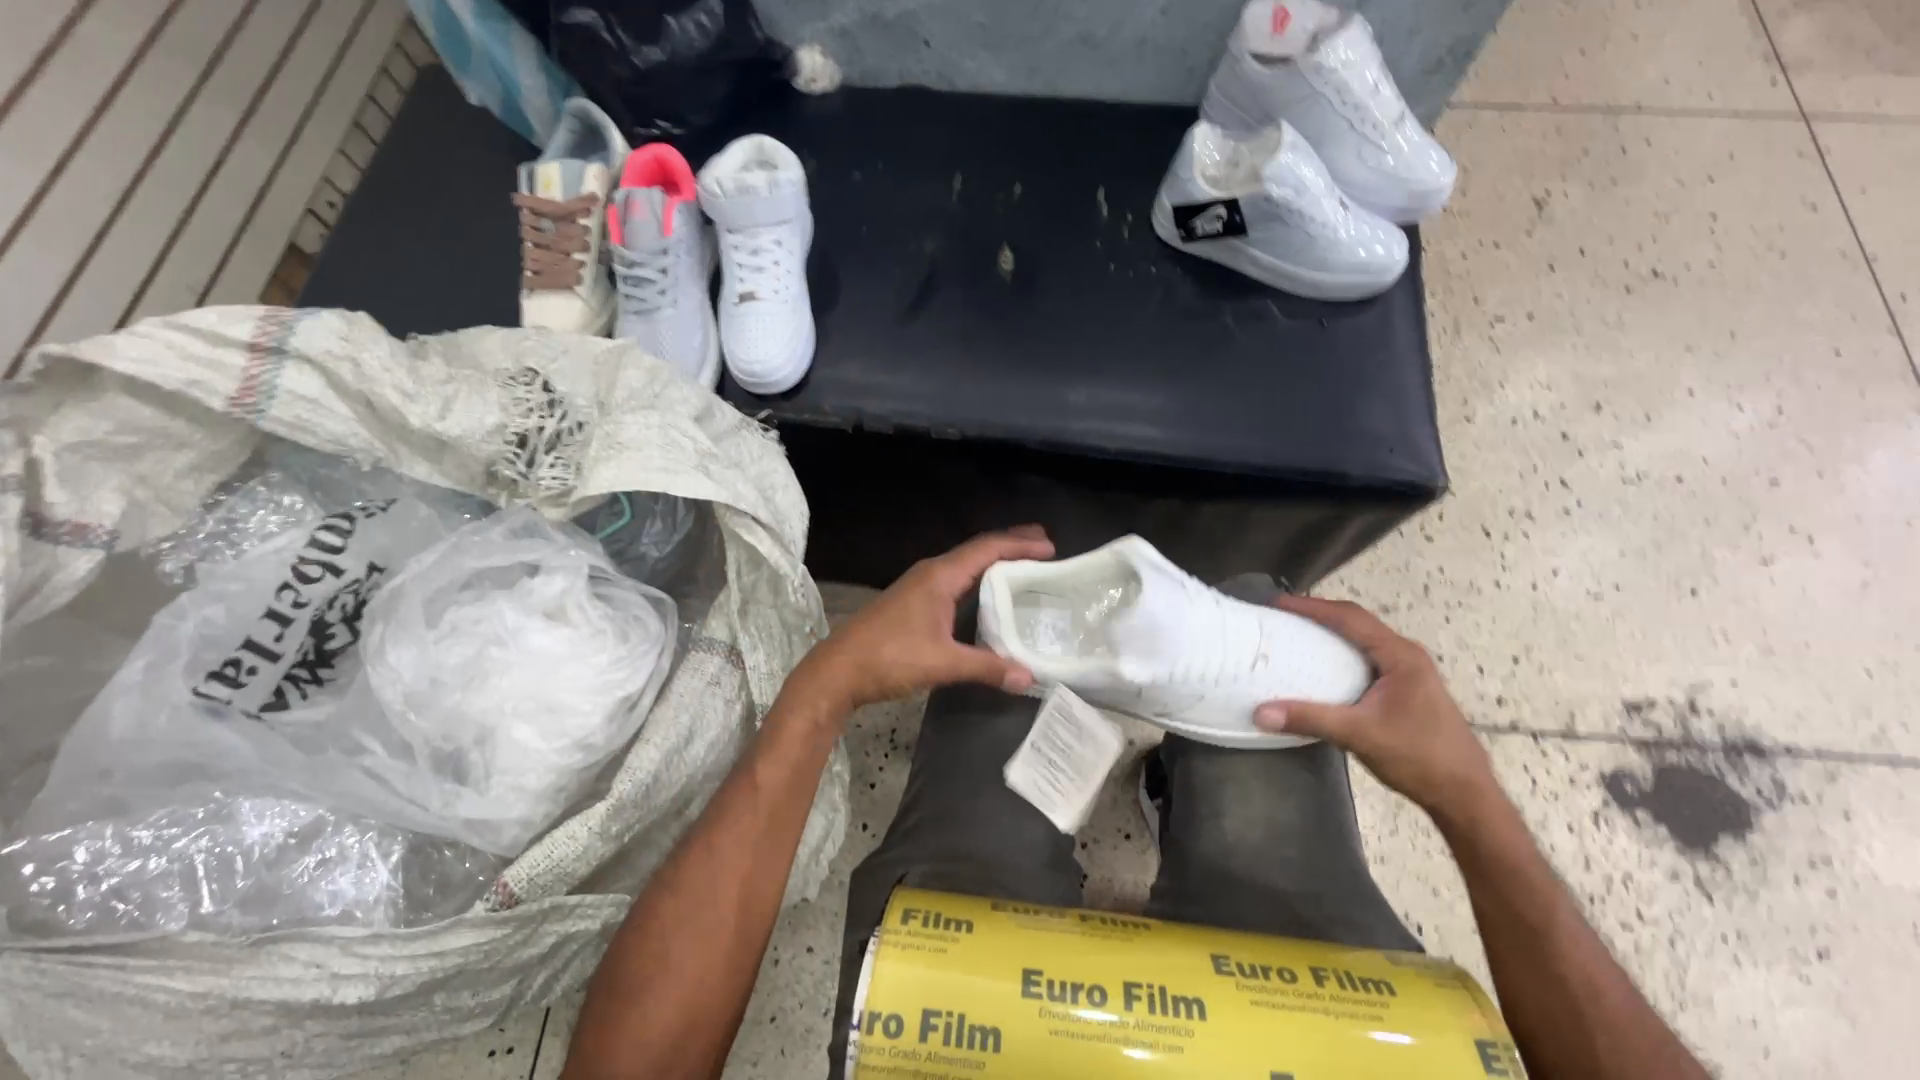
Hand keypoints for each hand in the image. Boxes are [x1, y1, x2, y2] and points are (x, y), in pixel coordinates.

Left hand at [789, 527, 1055, 712]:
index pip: (986, 549)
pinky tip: (986, 595)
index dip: (1020, 545)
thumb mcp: (943, 664)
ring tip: (1023, 565)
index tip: (1051, 547)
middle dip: (1011, 546)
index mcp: (940, 576)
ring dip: (993, 562)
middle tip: (1045, 545)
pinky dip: (978, 580)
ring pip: (964, 565)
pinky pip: (954, 580)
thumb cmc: (890, 658)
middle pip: (977, 551)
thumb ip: (987, 667)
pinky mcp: (912, 602)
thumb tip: (1029, 677)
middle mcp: (930, 573)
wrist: (838, 670)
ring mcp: (919, 586)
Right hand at [1253, 596, 1500, 824]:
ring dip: (1331, 634)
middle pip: (1357, 623)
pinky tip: (1322, 669)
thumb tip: (1260, 712)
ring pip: (1363, 640)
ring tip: (1296, 636)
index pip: (1350, 618)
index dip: (1312, 607)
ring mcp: (1410, 672)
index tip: (1278, 603)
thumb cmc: (1418, 757)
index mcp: (1400, 656)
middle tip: (1282, 616)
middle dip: (1319, 614)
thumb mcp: (1360, 735)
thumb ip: (1310, 719)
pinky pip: (1367, 658)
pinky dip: (1341, 654)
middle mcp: (1407, 655)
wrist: (1465, 792)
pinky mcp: (1407, 689)